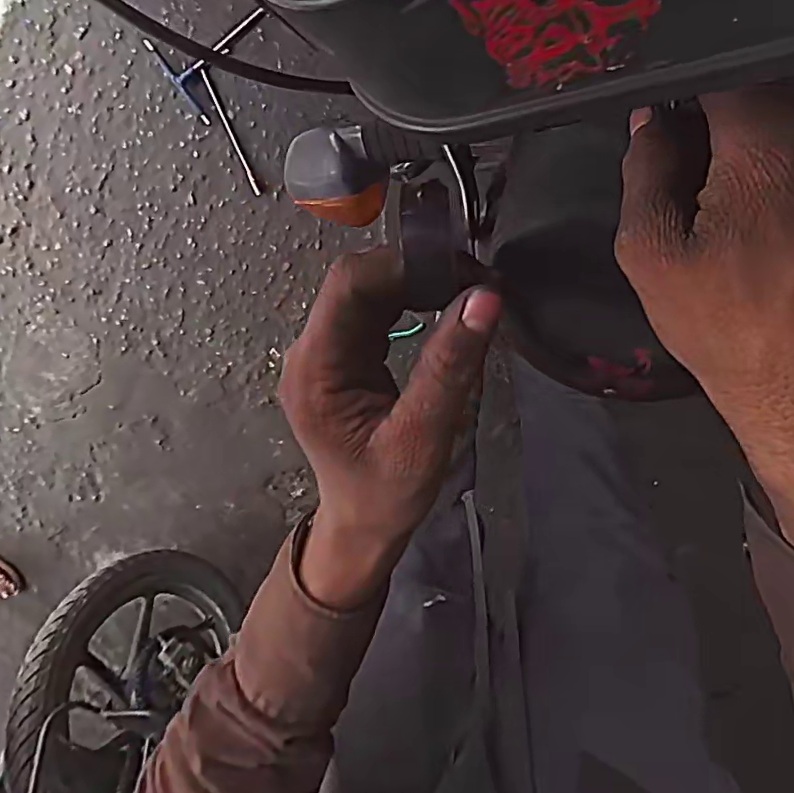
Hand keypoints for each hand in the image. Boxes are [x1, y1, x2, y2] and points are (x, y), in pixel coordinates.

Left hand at [279, 249, 501, 607]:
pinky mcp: (340, 355)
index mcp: (315, 368)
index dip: (406, 265)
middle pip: (355, 280)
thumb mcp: (424, 437)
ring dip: (414, 283)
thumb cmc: (385, 494)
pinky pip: (372, 309)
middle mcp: (310, 351)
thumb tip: (484, 298)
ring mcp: (322, 352)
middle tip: (471, 282)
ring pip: (365, 289)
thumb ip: (450, 366)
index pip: (350, 284)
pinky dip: (408, 300)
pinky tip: (438, 307)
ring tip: (463, 292)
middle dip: (415, 271)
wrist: (361, 526)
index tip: (462, 273)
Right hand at [615, 74, 793, 577]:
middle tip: (676, 123)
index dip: (676, 71)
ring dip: (752, 100)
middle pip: (763, 62)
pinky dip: (787, 120)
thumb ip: (644, 169)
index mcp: (772, 136)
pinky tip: (757, 165)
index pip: (719, 57)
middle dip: (713, 85)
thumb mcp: (651, 253)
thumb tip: (650, 117)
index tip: (651, 90)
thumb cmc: (727, 326)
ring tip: (713, 144)